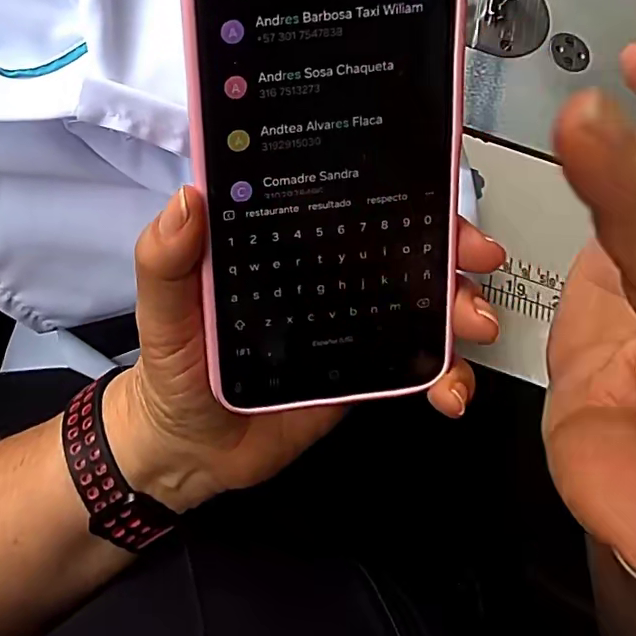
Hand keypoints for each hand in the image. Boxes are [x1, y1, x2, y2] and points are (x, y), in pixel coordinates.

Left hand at [106, 184, 507, 511]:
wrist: (191, 447)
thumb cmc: (169, 366)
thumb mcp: (160, 311)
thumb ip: (165, 260)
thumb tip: (190, 198)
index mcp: (265, 247)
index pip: (324, 203)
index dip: (374, 189)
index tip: (424, 189)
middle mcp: (308, 275)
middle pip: (385, 244)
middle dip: (441, 243)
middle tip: (475, 256)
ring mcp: (339, 321)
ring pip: (414, 300)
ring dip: (457, 305)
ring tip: (471, 326)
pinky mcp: (359, 370)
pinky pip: (416, 364)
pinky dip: (446, 374)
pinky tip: (448, 391)